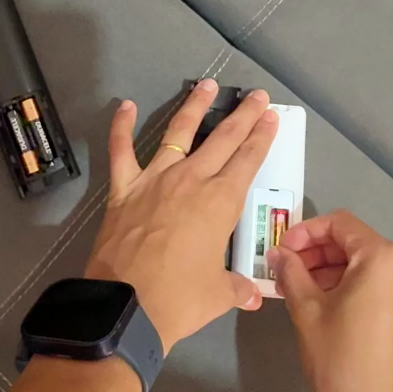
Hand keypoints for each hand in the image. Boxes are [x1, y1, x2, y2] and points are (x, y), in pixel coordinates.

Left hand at [85, 79, 278, 352]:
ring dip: (195, 107)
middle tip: (256, 95)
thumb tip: (253, 294)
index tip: (271, 116)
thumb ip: (237, 287)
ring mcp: (155, 179)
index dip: (262, 136)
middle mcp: (192, 180)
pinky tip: (126, 105)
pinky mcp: (124, 188)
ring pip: (179, 132)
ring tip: (207, 85)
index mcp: (221, 201)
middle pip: (223, 139)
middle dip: (243, 115)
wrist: (126, 306)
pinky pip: (121, 151)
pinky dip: (121, 127)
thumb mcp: (217, 294)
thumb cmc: (179, 299)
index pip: (248, 160)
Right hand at [269, 210, 392, 391]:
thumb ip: (291, 272)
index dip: (306, 231)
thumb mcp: (307, 311)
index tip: (282, 250)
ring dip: (333, 270)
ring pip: (368, 265)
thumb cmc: (342, 362)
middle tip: (286, 271)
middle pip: (356, 243)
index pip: (340, 224)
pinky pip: (381, 286)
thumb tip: (279, 253)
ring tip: (300, 291)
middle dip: (318, 252)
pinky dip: (353, 287)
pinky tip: (326, 307)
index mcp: (384, 258)